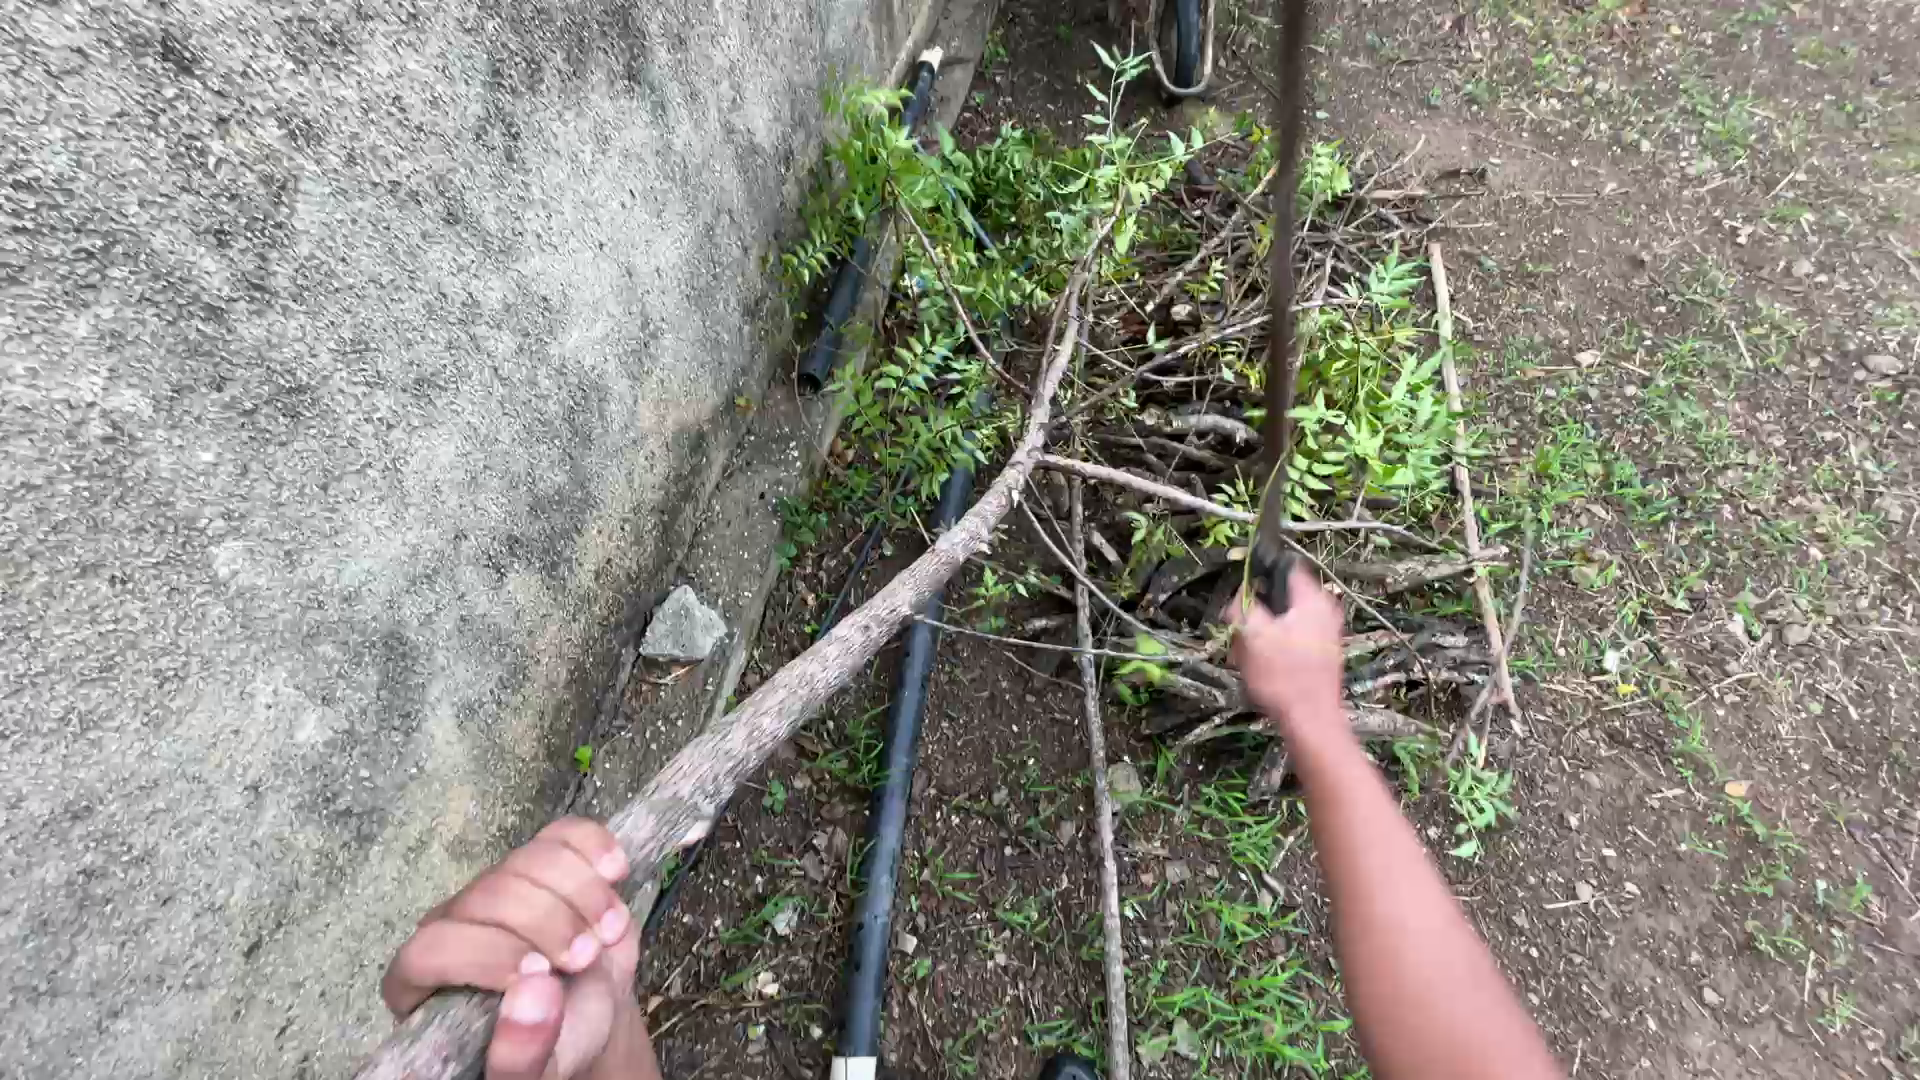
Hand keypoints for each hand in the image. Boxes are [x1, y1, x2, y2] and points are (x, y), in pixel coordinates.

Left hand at [382, 818, 642, 1079]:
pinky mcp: (552, 856)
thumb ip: (519, 1053)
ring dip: (582, 892)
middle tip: (587, 957)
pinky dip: (596, 846)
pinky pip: (567, 831)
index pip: (432, 949)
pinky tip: (616, 873)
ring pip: (533, 858)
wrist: (591, 1008)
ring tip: (610, 931)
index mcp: (424, 980)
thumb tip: (532, 995)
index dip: (485, 955)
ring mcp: (506, 880)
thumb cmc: (553, 1044)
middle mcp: (457, 920)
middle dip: (548, 922)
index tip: (540, 975)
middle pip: (490, 895)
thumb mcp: (535, 1072)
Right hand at [1227, 564, 1345, 737]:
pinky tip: (1259, 664)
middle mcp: (1324, 610)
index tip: (1241, 585)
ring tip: (1246, 651)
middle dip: (1256, 610)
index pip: (1284, 566)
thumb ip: (1241, 606)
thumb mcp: (1251, 635)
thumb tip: (1239, 593)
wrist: (1310, 721)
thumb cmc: (1282, 676)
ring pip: (1280, 619)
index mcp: (1312, 599)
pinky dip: (1271, 645)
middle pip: (1280, 596)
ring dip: (1260, 631)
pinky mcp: (1319, 653)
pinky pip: (1287, 638)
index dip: (1259, 571)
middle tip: (1240, 628)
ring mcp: (1324, 632)